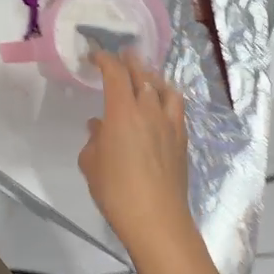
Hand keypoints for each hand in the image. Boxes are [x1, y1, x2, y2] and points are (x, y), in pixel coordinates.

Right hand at [77, 50, 192, 245]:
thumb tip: (99, 126)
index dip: (105, 59)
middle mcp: (149, 110)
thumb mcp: (91, 163)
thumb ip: (94, 139)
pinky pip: (176, 109)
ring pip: (165, 89)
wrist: (156, 218)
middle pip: (143, 75)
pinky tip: (161, 106)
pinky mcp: (182, 140)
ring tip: (146, 77)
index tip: (94, 56)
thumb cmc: (115, 190)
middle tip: (122, 54)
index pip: (115, 73)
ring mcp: (170, 125)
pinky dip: (166, 98)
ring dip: (153, 78)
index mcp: (122, 112)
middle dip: (130, 62)